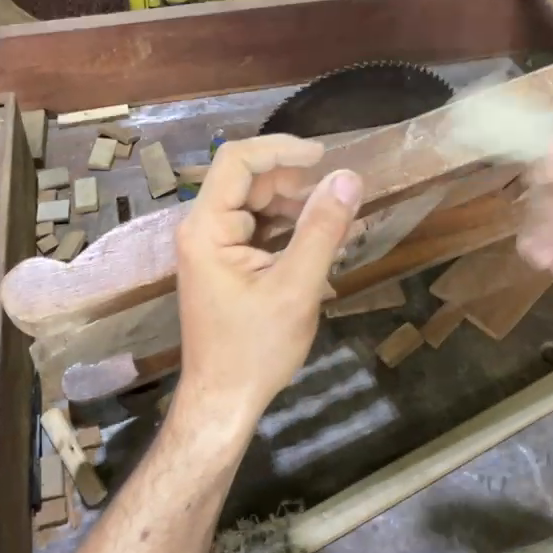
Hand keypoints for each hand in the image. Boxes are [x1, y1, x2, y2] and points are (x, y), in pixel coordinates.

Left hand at [172, 135, 364, 443]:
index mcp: (207, 228)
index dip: (281, 149)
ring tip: (342, 223)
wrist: (223, 403)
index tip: (324, 156)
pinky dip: (291, 230)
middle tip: (342, 201)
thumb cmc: (254, 350)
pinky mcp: (225, 263)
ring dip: (299, 207)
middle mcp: (203, 229)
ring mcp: (213, 247)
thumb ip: (321, 229)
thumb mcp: (296, 288)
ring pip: (258, 204)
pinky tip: (325, 242)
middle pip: (250, 182)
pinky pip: (259, 229)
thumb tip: (349, 178)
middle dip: (297, 184)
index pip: (238, 161)